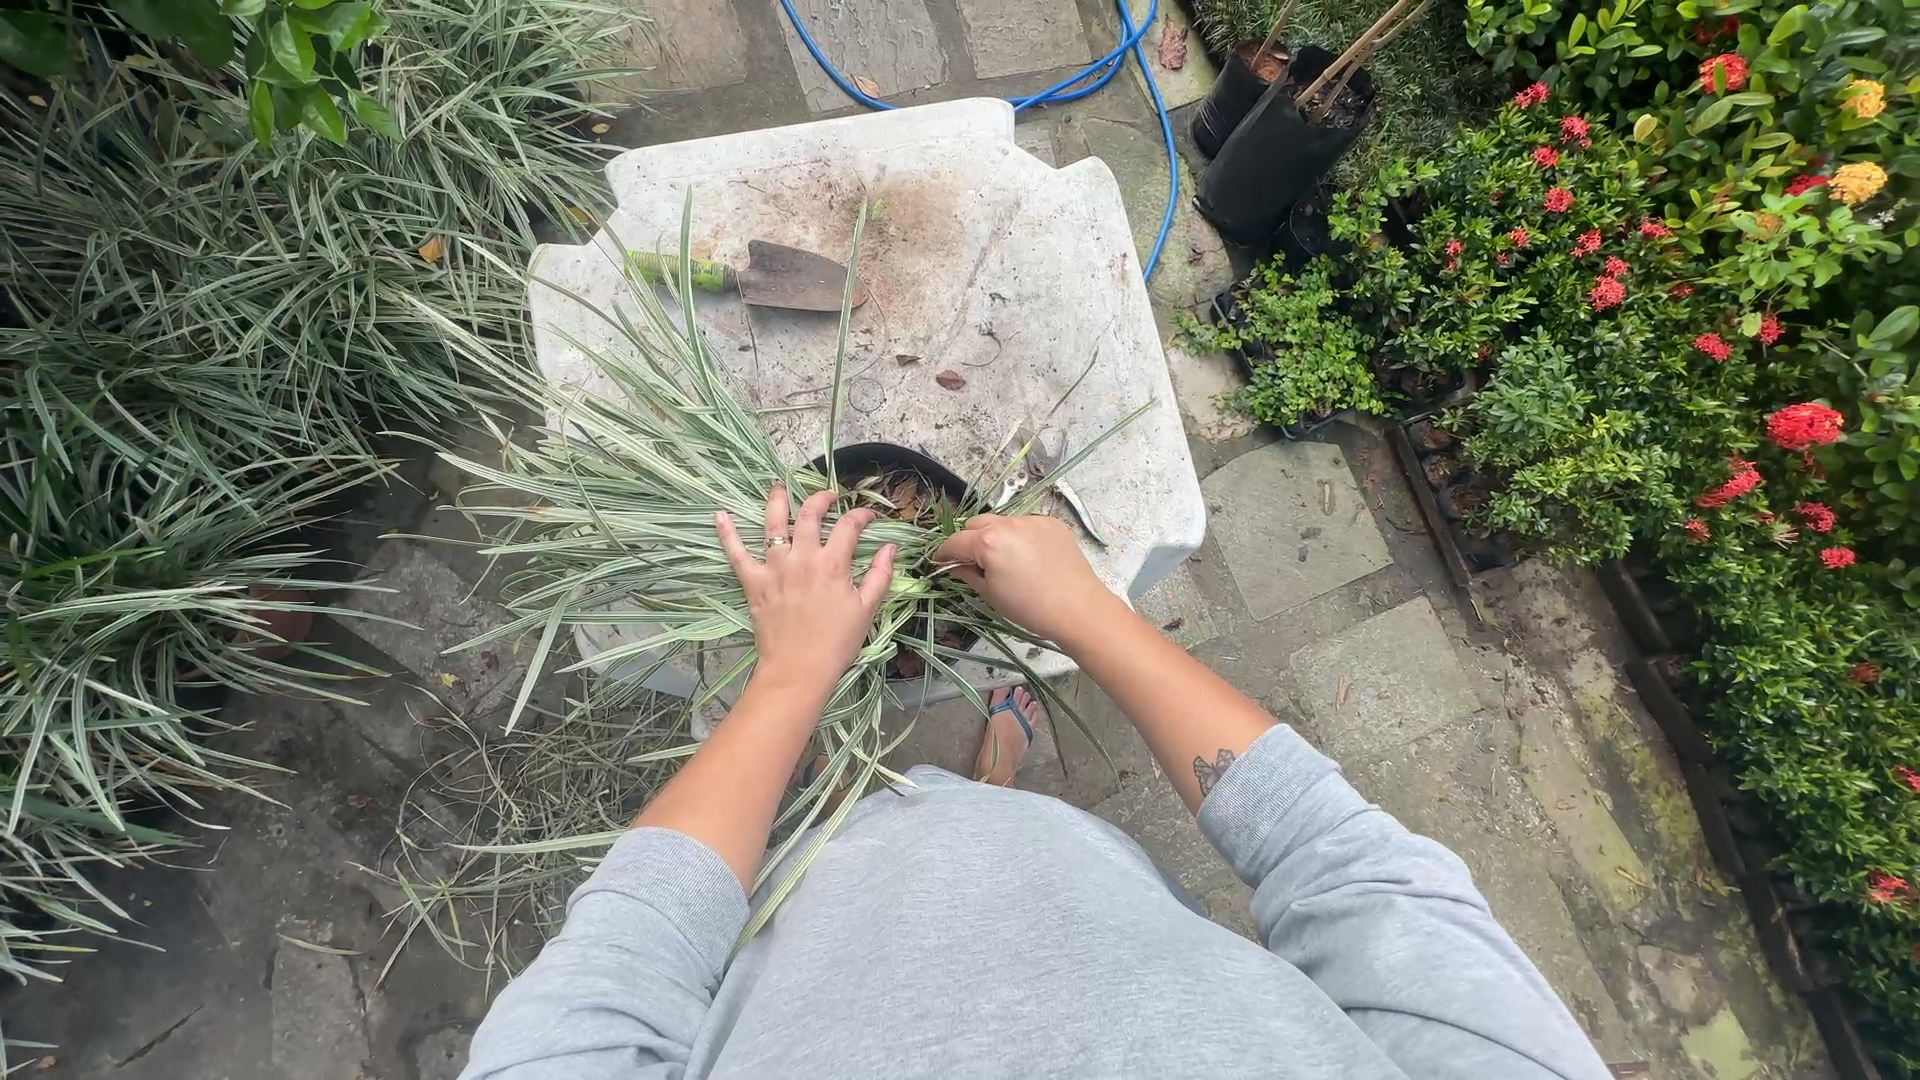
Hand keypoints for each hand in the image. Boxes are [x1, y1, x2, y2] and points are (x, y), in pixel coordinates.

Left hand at [716, 484, 895, 697]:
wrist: (800, 670)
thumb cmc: (837, 642)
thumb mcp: (867, 609)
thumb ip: (880, 575)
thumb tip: (890, 547)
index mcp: (833, 564)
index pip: (849, 526)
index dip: (861, 515)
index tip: (868, 517)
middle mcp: (802, 558)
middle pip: (810, 514)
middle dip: (821, 498)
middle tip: (828, 495)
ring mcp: (775, 568)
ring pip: (773, 523)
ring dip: (777, 500)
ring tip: (779, 486)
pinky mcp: (753, 582)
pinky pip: (736, 553)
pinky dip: (727, 533)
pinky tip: (719, 514)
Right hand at [933, 514, 1119, 645]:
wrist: (1078, 609)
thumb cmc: (1030, 608)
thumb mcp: (991, 595)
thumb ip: (968, 574)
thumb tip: (956, 566)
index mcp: (988, 542)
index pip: (955, 542)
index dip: (943, 553)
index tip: (939, 561)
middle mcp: (1009, 523)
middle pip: (976, 524)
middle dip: (968, 540)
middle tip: (972, 562)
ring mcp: (1032, 520)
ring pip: (1002, 522)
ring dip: (995, 536)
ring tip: (1004, 560)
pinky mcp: (1052, 524)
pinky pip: (1026, 525)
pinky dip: (1020, 537)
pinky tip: (1029, 558)